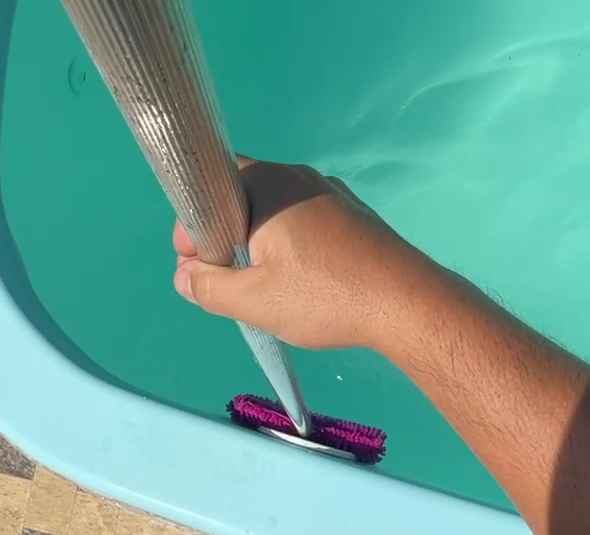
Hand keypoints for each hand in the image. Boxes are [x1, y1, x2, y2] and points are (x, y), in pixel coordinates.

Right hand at [172, 157, 446, 351]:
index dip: (193, 226)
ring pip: (275, 210)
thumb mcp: (256, 303)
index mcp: (267, 185)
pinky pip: (304, 220)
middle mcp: (296, 176)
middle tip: (224, 279)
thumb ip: (212, 288)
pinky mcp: (351, 214)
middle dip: (224, 235)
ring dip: (259, 242)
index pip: (210, 185)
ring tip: (262, 285)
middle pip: (243, 196)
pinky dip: (290, 244)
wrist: (404, 301)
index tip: (194, 264)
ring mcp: (329, 192)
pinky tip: (301, 280)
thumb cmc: (325, 298)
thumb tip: (185, 277)